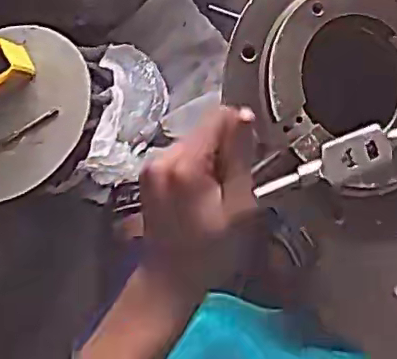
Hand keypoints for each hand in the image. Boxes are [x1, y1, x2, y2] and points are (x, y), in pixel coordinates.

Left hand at [139, 106, 260, 294]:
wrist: (168, 280)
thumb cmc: (208, 251)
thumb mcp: (238, 206)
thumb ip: (241, 156)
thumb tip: (245, 116)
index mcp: (185, 163)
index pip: (218, 116)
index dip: (239, 128)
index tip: (248, 153)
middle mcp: (163, 156)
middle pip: (205, 128)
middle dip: (223, 147)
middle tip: (230, 182)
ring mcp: (152, 163)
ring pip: (195, 139)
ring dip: (210, 156)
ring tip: (214, 191)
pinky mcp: (149, 170)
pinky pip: (182, 152)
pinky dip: (195, 164)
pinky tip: (198, 193)